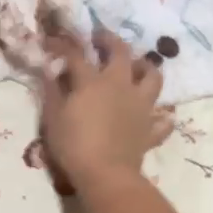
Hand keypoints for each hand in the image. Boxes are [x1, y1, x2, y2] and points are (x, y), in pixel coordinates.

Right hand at [39, 28, 169, 191]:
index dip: (65, 46)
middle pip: (121, 53)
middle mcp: (120, 86)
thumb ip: (52, 92)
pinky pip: (162, 121)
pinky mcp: (150, 129)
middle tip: (101, 37)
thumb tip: (50, 72)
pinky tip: (156, 117)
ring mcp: (140, 106)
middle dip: (110, 40)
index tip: (55, 41)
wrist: (105, 175)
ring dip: (146, 68)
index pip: (77, 56)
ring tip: (137, 67)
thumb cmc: (73, 146)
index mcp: (92, 82)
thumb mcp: (52, 118)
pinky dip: (161, 118)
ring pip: (152, 78)